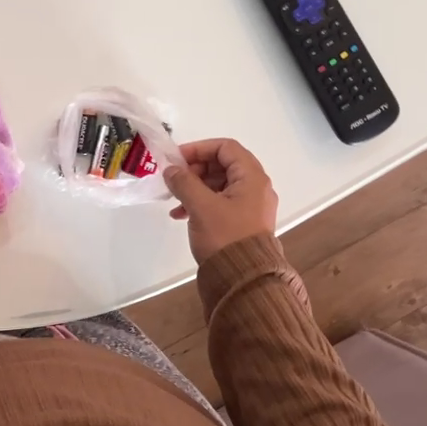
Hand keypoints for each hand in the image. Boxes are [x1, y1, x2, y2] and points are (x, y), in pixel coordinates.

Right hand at [163, 138, 278, 262]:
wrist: (243, 277)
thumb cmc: (225, 236)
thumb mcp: (201, 206)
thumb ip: (184, 183)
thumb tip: (171, 170)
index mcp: (252, 178)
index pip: (226, 148)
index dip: (199, 148)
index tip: (176, 159)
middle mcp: (255, 188)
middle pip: (223, 165)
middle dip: (195, 169)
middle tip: (174, 179)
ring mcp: (249, 206)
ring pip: (219, 185)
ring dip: (195, 187)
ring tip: (174, 199)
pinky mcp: (241, 222)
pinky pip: (220, 202)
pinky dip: (200, 203)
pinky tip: (181, 214)